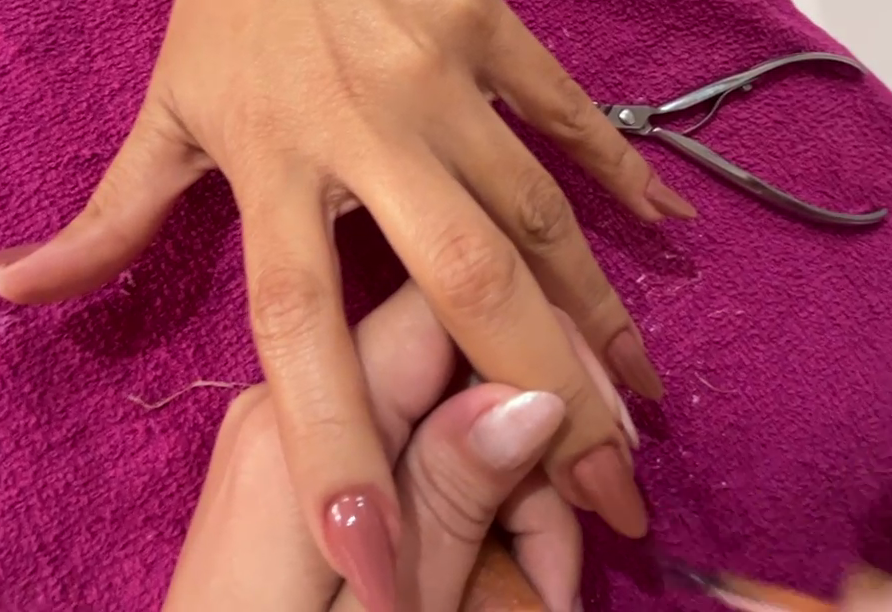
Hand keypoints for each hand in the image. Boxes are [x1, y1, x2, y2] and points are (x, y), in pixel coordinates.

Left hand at [0, 0, 683, 588]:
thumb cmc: (219, 10)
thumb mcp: (158, 113)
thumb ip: (100, 221)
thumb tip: (1, 295)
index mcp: (270, 157)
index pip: (298, 320)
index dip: (333, 441)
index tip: (378, 553)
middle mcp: (361, 123)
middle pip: (460, 279)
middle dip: (537, 398)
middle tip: (607, 497)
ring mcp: (437, 69)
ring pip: (532, 210)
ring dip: (593, 313)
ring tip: (643, 404)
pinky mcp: (487, 23)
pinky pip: (563, 110)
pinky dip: (617, 174)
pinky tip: (665, 236)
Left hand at [166, 280, 585, 611]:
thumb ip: (450, 498)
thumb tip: (536, 392)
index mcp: (298, 419)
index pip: (439, 308)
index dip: (541, 353)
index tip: (607, 460)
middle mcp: (285, 392)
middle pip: (448, 356)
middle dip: (534, 442)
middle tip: (579, 556)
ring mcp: (284, 418)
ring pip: (436, 400)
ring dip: (509, 485)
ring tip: (542, 589)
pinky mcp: (291, 450)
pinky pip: (399, 436)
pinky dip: (460, 493)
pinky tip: (497, 568)